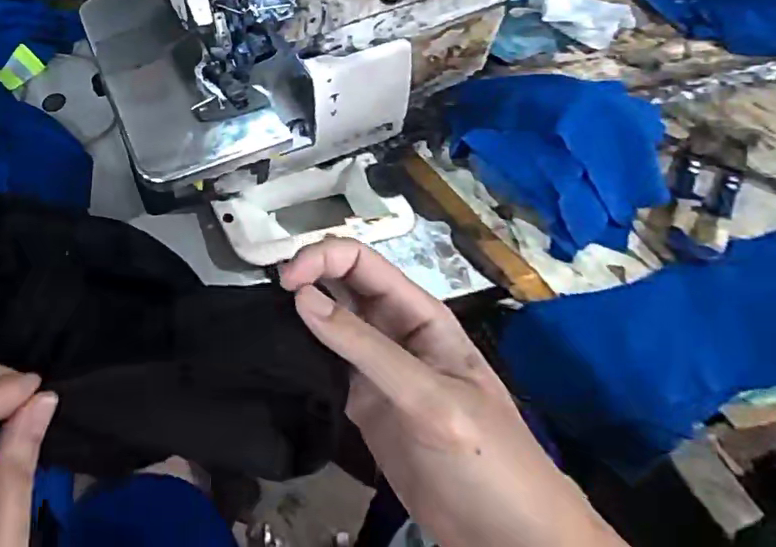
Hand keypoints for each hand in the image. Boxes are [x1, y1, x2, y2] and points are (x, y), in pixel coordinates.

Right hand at [281, 239, 625, 546]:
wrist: (511, 545)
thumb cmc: (489, 462)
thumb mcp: (430, 399)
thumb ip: (366, 347)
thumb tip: (300, 296)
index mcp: (419, 315)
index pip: (361, 262)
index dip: (322, 258)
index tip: (287, 280)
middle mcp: (392, 330)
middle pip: (339, 282)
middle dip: (304, 275)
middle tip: (266, 292)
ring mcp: (373, 365)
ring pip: (326, 318)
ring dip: (297, 310)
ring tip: (263, 316)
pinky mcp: (358, 399)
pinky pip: (322, 359)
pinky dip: (298, 349)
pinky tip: (276, 351)